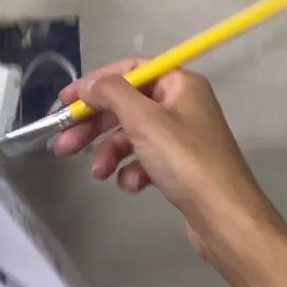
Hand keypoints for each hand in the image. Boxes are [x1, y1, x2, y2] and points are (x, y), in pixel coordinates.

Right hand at [53, 61, 286, 266]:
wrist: (224, 216)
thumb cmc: (185, 160)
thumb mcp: (144, 121)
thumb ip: (112, 94)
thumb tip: (89, 84)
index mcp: (180, 84)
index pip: (130, 70)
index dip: (96, 83)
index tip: (66, 101)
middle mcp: (183, 104)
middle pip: (127, 105)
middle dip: (94, 125)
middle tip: (62, 144)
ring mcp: (183, 136)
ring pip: (133, 135)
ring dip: (110, 152)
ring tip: (98, 173)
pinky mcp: (180, 166)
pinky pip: (146, 159)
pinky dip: (133, 171)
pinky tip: (132, 185)